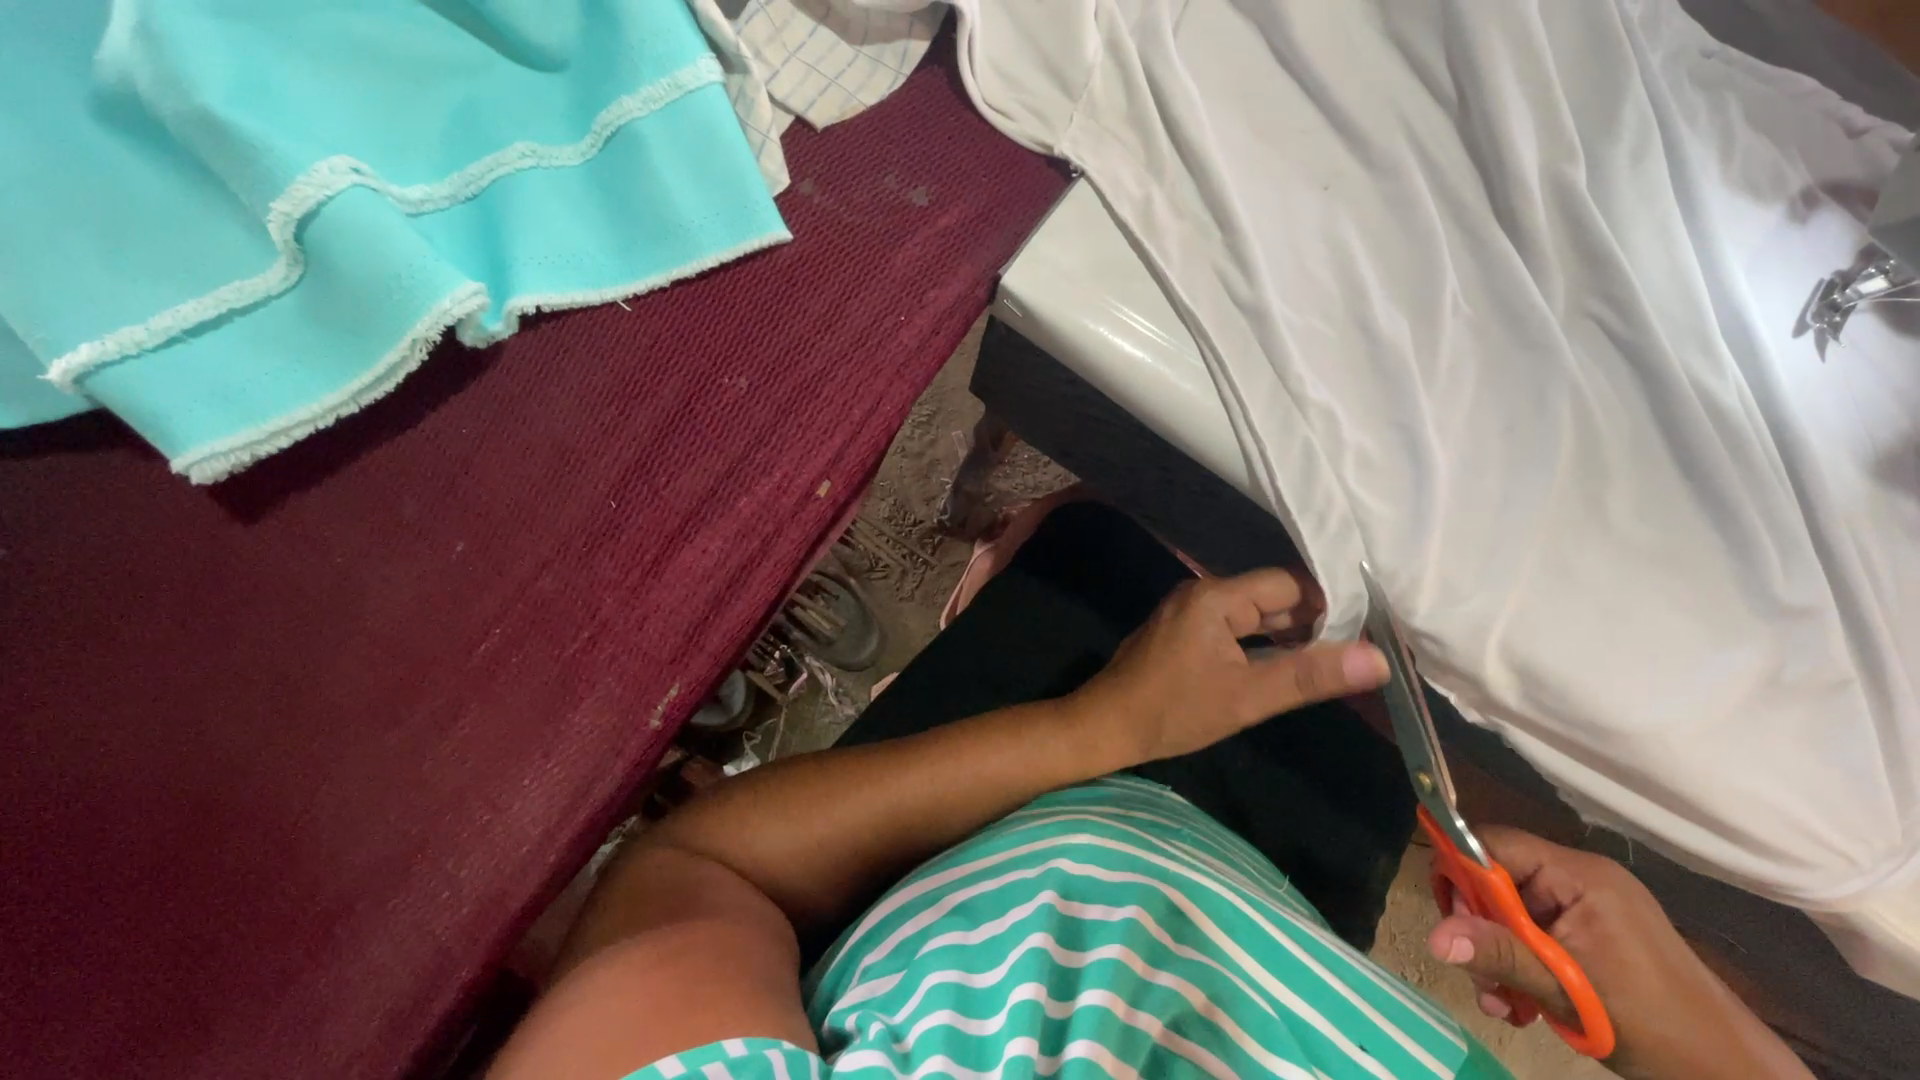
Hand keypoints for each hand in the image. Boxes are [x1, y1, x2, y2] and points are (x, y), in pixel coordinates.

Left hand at [1063, 569, 1389, 767]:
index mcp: (1216, 597)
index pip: (1288, 585)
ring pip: (1253, 615)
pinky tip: (1288, 664)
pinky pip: (1234, 629)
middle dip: (1314, 620)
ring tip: (1337, 656)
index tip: (1369, 627)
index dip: (1330, 604)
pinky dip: (1262, 643)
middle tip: (1362, 645)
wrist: (1104, 726)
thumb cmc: (1172, 711)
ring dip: (1289, 634)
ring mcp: (1190, 613)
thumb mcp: (1247, 697)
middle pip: (1271, 598)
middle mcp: (1202, 594)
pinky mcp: (1184, 633)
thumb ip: (1309, 676)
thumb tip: (1377, 659)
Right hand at [1426, 828, 1812, 1079]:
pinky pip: (1533, 935)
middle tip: (1479, 976)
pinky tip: (1520, 1004)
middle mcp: (1580, 880)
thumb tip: (1433, 937)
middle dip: (1478, 929)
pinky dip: (1519, 966)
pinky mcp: (1590, 935)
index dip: (1459, 869)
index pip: (1493, 843)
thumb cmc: (1655, 1024)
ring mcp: (1586, 909)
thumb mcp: (1566, 989)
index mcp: (1580, 876)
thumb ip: (1499, 954)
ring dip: (1496, 957)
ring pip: (1510, 914)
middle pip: (1496, 881)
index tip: (1446, 915)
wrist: (1731, 1075)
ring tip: (1502, 1003)